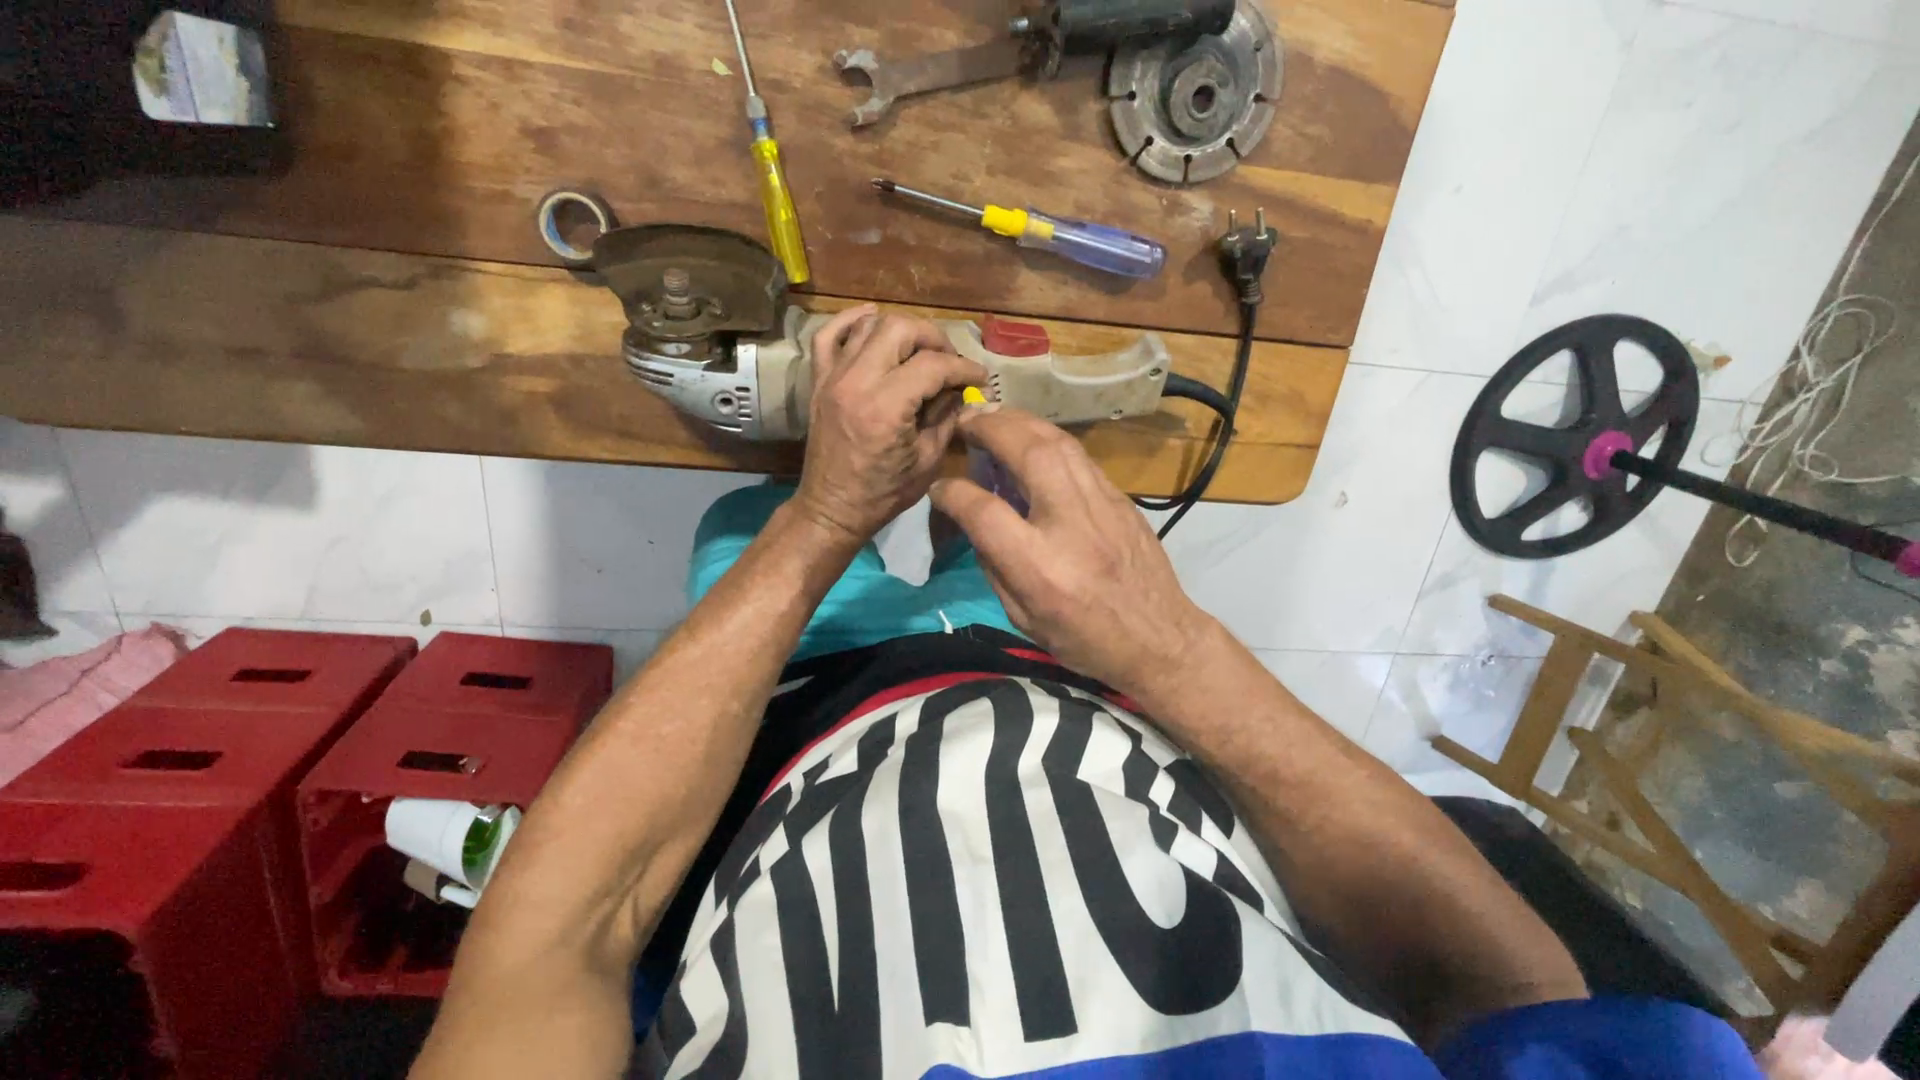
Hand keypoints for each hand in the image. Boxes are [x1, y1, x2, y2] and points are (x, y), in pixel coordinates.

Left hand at [795, 306, 988, 543]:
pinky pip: (828, 335)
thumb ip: (946, 416)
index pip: (932, 365)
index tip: (980, 378)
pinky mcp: (819, 381)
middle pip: (900, 329)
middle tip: (949, 361)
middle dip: (933, 338)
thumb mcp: (928, 460)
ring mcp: (833, 378)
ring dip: (901, 330)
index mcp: (886, 407)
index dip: (963, 368)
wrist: (832, 509)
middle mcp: (856, 382)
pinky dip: (850, 321)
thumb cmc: (883, 494)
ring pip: (869, 325)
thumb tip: (962, 390)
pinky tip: (872, 318)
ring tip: (919, 350)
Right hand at [930, 407, 1217, 698]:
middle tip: (966, 419)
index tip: (939, 487)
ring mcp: (1102, 506)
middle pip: (1028, 453)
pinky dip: (1049, 440)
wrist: (1159, 639)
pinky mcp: (1121, 499)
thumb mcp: (1023, 617)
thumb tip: (975, 521)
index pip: (984, 511)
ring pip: (1059, 443)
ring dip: (1021, 422)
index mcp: (1039, 567)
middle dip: (992, 428)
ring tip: (995, 417)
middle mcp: (1070, 525)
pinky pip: (1079, 457)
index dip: (953, 493)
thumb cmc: (1084, 640)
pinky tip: (1032, 440)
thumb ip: (994, 565)